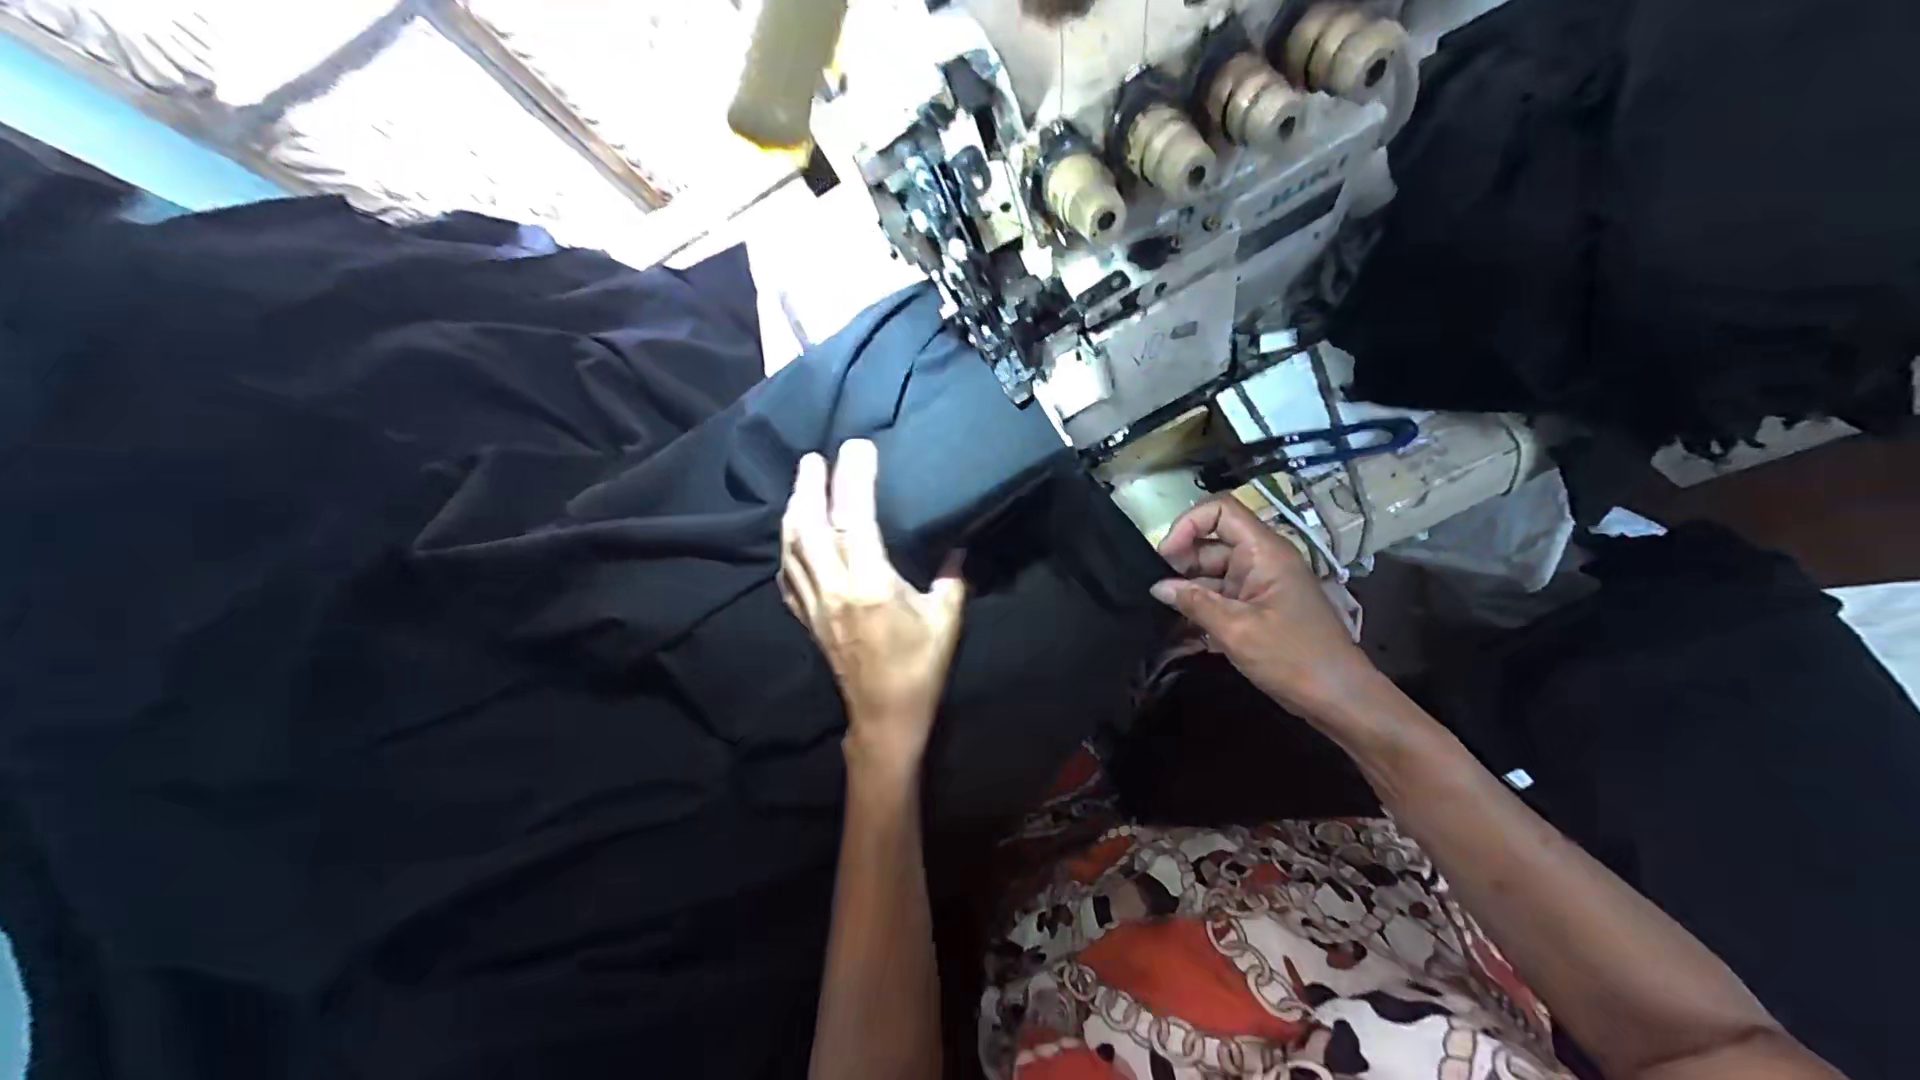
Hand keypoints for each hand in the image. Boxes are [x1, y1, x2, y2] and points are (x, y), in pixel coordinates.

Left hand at [780, 440, 967, 773]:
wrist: (884, 717)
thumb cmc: (920, 669)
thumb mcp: (946, 620)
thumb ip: (951, 578)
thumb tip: (957, 544)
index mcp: (870, 584)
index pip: (853, 517)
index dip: (852, 478)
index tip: (856, 448)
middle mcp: (834, 588)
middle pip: (809, 525)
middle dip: (808, 486)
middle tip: (813, 458)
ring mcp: (814, 605)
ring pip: (791, 548)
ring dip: (792, 511)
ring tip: (799, 485)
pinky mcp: (807, 620)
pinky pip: (787, 577)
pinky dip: (787, 549)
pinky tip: (791, 537)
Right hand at [1152, 497, 1383, 724]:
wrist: (1338, 697)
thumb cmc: (1292, 657)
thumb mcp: (1236, 629)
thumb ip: (1194, 602)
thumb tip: (1159, 587)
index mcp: (1264, 552)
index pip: (1221, 510)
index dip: (1187, 524)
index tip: (1166, 556)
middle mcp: (1262, 560)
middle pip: (1211, 542)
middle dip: (1182, 562)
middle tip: (1160, 591)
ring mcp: (1260, 585)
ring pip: (1213, 572)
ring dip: (1188, 589)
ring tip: (1167, 612)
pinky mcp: (1258, 608)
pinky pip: (1221, 596)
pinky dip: (1201, 607)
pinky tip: (1182, 628)